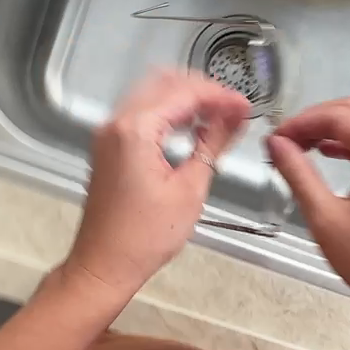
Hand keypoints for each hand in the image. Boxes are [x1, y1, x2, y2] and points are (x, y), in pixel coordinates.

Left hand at [63, 70, 252, 301]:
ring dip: (185, 99)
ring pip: (151, 95)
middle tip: (233, 108)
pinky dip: (167, 113)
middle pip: (165, 84)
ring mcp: (108, 134)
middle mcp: (116, 123)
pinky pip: (140, 114)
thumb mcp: (190, 188)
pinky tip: (191, 129)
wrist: (104, 265)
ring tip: (218, 117)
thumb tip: (235, 116)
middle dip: (202, 90)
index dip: (220, 96)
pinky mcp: (108, 147)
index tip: (245, 106)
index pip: (185, 94)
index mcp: (135, 130)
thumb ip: (213, 143)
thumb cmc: (145, 237)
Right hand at [267, 97, 349, 316]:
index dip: (303, 122)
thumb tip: (275, 143)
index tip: (275, 138)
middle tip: (286, 139)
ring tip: (300, 146)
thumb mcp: (326, 217)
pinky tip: (328, 153)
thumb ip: (298, 174)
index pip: (341, 118)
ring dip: (334, 130)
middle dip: (319, 120)